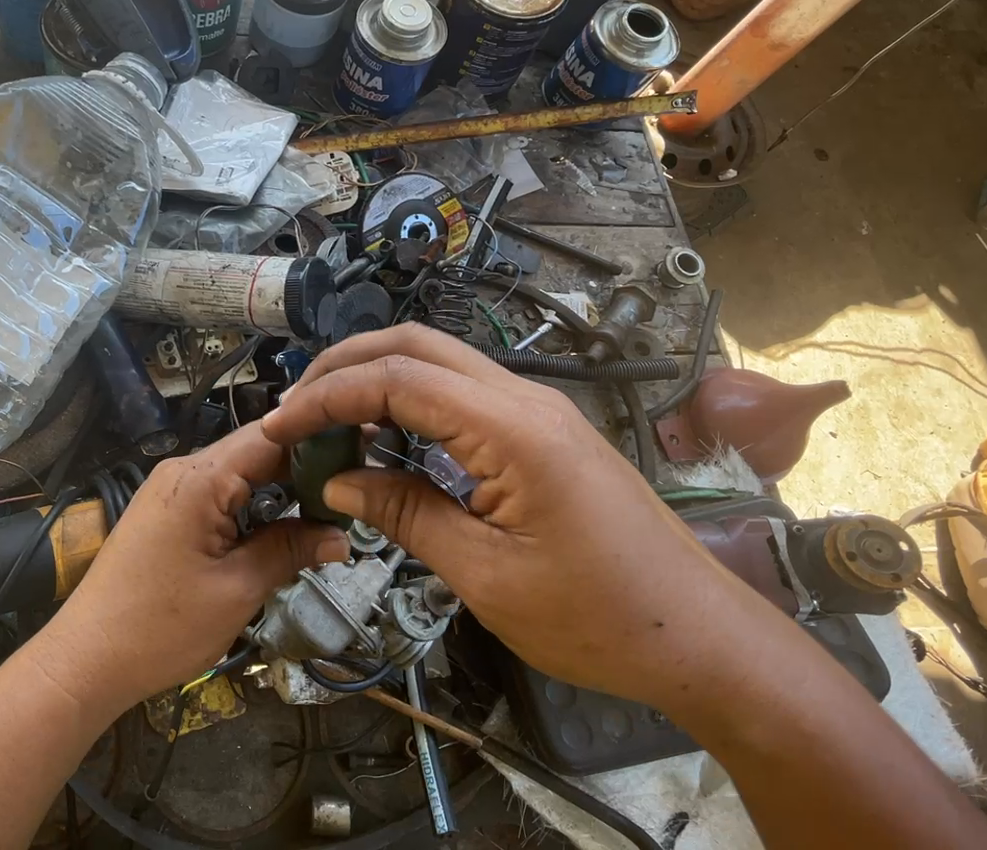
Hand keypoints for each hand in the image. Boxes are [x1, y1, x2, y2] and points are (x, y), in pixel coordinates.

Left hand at [30, 423, 350, 709]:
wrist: (86, 659)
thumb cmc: (161, 626)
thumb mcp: (237, 590)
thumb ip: (289, 551)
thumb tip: (341, 535)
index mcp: (200, 478)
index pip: (271, 438)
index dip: (318, 440)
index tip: (362, 452)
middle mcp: (183, 470)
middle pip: (255, 452)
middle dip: (303, 468)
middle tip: (354, 485)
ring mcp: (170, 491)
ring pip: (238, 474)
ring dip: (279, 490)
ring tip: (328, 506)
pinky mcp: (165, 513)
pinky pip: (217, 495)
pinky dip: (251, 506)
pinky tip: (281, 525)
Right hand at [259, 324, 788, 715]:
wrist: (705, 640)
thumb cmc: (599, 620)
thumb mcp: (488, 576)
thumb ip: (407, 515)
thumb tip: (339, 481)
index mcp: (513, 430)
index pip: (399, 379)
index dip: (330, 396)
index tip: (280, 425)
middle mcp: (525, 400)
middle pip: (416, 346)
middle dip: (346, 366)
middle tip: (296, 407)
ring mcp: (538, 412)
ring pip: (440, 364)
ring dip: (377, 379)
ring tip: (327, 419)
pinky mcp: (543, 433)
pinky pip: (462, 396)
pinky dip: (410, 403)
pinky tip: (384, 437)